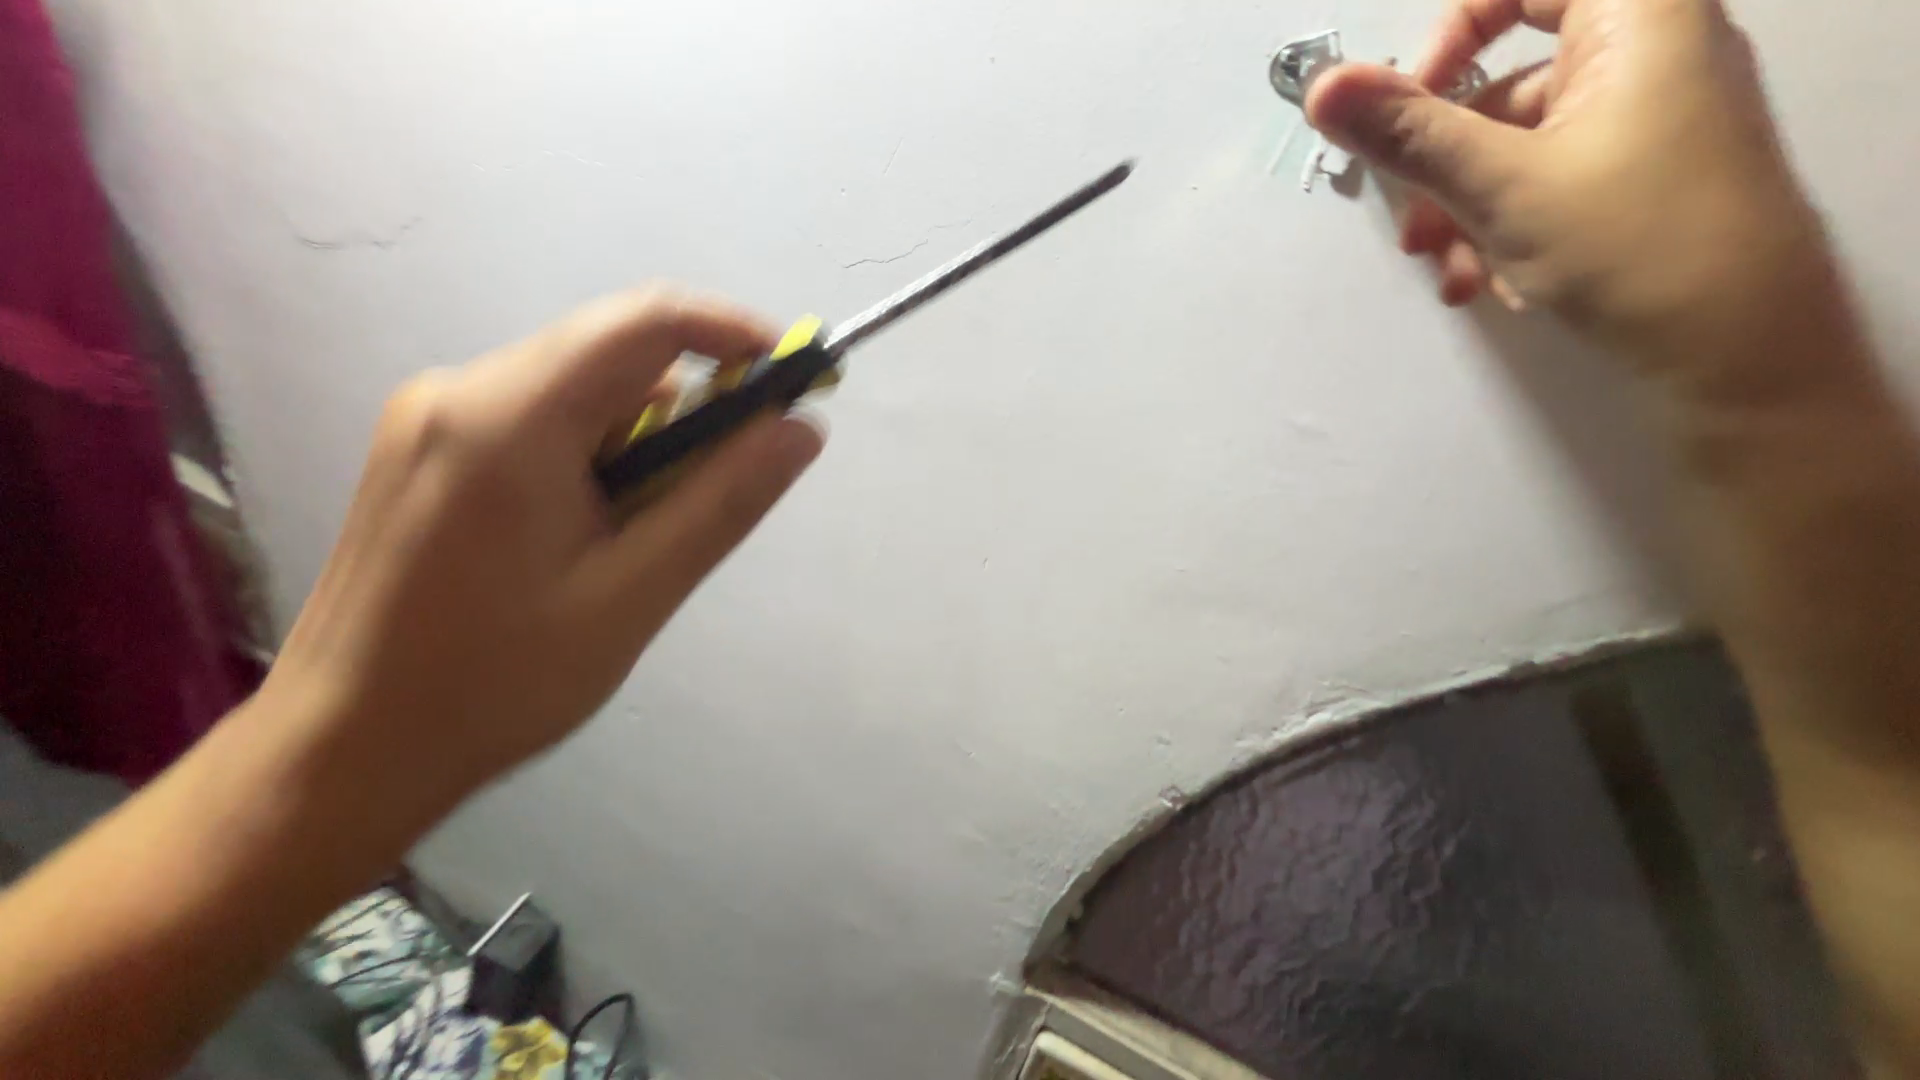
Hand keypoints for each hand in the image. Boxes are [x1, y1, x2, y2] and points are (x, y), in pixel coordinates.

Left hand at [261, 287, 823, 803]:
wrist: (348, 744)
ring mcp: (430, 416)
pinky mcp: (423, 447)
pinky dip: (591, 455)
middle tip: (717, 491)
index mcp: (510, 417)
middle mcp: (461, 390)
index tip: (791, 374)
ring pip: (579, 391)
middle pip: (612, 355)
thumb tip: (802, 430)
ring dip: (638, 441)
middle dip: (687, 407)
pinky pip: (538, 419)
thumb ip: (723, 502)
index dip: (732, 332)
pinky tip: (582, 535)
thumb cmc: (498, 680)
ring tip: (633, 540)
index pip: (644, 321)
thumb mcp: (634, 595)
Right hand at [1306, 0, 1844, 383]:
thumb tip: (1322, 87)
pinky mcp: (1632, 180)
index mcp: (1636, 19)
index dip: (1451, 38)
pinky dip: (1502, 230)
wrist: (1738, 348)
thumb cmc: (1631, 242)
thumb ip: (1407, 134)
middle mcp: (1643, 57)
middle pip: (1503, 80)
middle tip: (1415, 222)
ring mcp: (1639, 124)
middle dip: (1442, 162)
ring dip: (1463, 212)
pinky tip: (1493, 283)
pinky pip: (1542, 184)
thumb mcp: (1501, 186)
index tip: (1409, 109)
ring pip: (1513, 147)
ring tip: (1454, 274)